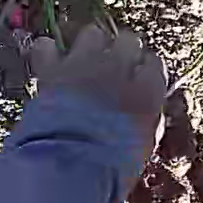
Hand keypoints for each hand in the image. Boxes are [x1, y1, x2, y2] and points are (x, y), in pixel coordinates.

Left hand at [28, 25, 166, 161]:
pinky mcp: (53, 70)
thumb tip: (145, 112)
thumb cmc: (112, 167)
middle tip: (114, 69)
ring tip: (84, 62)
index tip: (139, 83)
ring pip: (93, 34)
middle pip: (128, 41)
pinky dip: (47, 53)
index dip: (145, 73)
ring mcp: (84, 65)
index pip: (154, 65)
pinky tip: (48, 62)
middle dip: (123, 52)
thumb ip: (146, 121)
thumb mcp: (142, 148)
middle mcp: (119, 69)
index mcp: (147, 91)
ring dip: (90, 46)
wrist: (69, 168)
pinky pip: (47, 46)